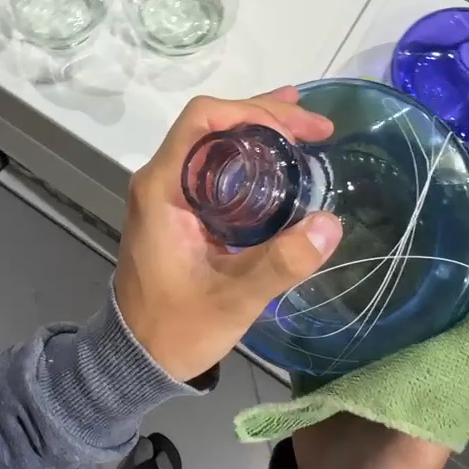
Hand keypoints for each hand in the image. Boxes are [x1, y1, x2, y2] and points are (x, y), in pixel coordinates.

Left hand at [113, 87, 344, 382]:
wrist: (137, 356)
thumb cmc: (176, 327)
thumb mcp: (234, 299)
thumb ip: (280, 264)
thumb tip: (331, 224)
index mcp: (162, 187)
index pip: (201, 121)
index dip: (251, 112)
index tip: (297, 132)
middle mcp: (160, 179)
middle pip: (211, 125)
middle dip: (266, 118)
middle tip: (320, 129)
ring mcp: (168, 191)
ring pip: (213, 142)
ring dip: (259, 131)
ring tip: (309, 128)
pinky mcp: (179, 208)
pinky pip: (214, 166)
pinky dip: (250, 156)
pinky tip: (283, 160)